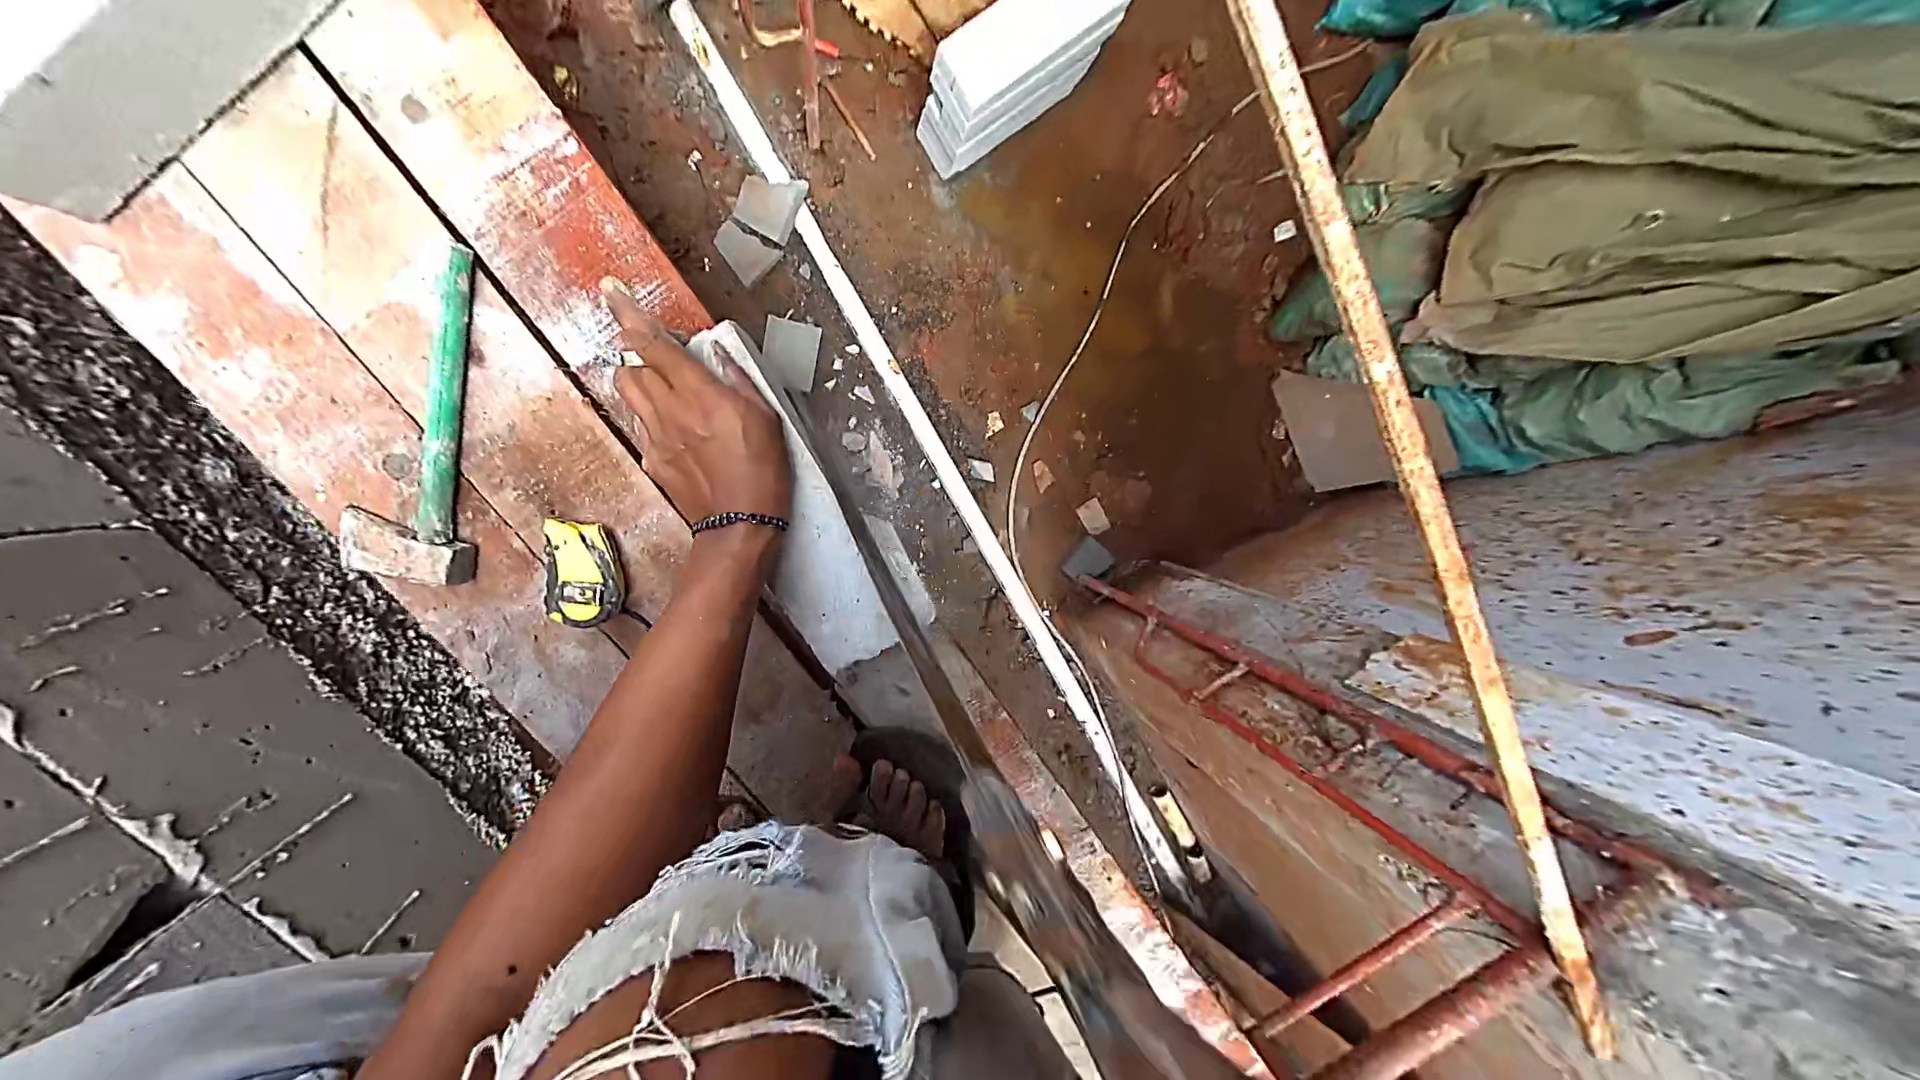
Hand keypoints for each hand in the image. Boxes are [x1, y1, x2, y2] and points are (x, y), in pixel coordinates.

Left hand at [603, 279, 790, 527]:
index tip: (613, 292)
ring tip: (672, 395)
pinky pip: (642, 427)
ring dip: (643, 384)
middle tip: (664, 360)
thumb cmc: (761, 473)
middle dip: (640, 355)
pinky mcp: (652, 460)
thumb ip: (740, 381)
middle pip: (629, 366)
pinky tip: (682, 435)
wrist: (739, 524)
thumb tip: (722, 358)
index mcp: (699, 395)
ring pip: (630, 394)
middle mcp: (668, 412)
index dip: (629, 314)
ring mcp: (655, 437)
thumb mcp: (767, 419)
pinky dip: (654, 419)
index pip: (652, 344)